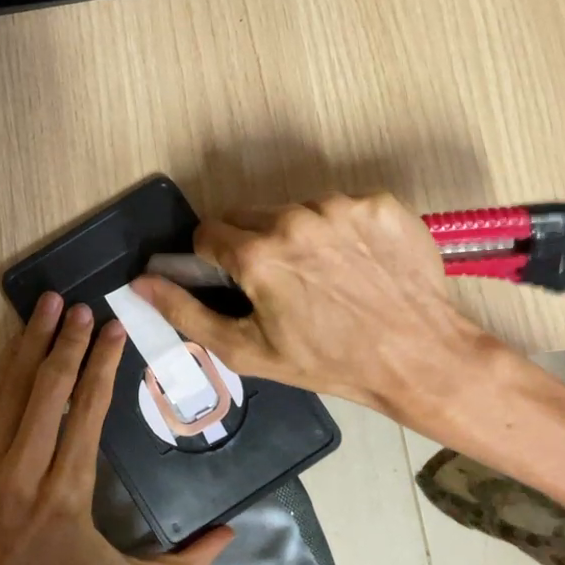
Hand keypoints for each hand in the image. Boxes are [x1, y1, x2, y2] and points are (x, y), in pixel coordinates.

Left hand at [0, 292, 234, 564]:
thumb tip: (231, 533)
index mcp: (67, 493)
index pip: (86, 412)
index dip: (102, 366)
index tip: (114, 330)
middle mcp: (24, 470)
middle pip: (48, 388)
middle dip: (67, 341)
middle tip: (83, 307)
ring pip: (14, 384)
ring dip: (33, 339)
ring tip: (49, 302)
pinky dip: (7, 364)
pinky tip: (21, 338)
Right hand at [132, 193, 507, 427]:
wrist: (423, 359)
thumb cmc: (328, 361)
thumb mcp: (246, 350)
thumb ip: (185, 312)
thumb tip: (140, 281)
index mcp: (257, 253)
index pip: (208, 232)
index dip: (215, 260)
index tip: (237, 283)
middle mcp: (294, 218)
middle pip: (247, 216)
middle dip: (252, 245)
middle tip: (279, 283)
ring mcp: (340, 206)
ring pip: (291, 210)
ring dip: (295, 235)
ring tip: (324, 276)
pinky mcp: (379, 202)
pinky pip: (338, 207)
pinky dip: (340, 230)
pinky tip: (357, 263)